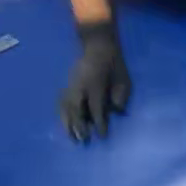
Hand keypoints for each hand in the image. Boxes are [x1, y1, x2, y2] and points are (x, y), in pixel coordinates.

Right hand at [59, 19, 130, 141]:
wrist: (98, 45)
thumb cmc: (113, 62)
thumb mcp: (123, 77)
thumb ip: (120, 95)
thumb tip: (115, 111)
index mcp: (95, 85)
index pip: (96, 109)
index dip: (99, 124)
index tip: (101, 136)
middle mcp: (80, 87)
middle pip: (76, 111)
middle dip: (79, 127)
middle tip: (83, 140)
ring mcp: (71, 86)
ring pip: (66, 109)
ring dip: (68, 124)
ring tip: (71, 137)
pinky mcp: (67, 85)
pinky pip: (61, 103)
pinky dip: (62, 115)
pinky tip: (65, 124)